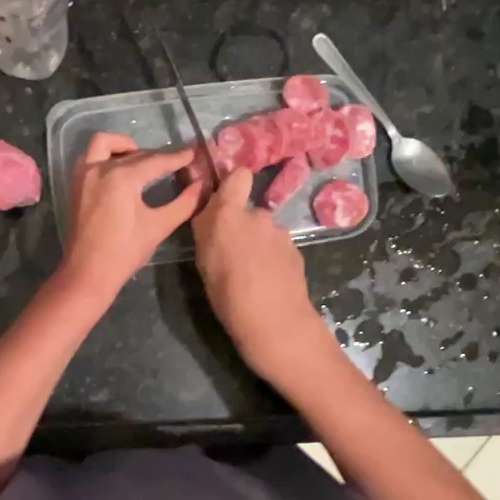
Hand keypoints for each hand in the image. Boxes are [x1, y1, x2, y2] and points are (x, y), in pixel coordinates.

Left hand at [61, 133, 203, 291]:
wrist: (88, 272)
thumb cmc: (125, 252)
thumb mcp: (159, 227)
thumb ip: (184, 203)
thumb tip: (201, 184)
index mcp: (123, 178)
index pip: (156, 161)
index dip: (177, 157)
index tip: (193, 153)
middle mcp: (101, 168)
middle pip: (136, 153)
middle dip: (156, 156)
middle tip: (174, 163)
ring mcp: (84, 174)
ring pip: (105, 144)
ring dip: (124, 145)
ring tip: (141, 159)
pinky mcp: (75, 183)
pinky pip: (90, 155)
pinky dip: (105, 154)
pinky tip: (119, 169)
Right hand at [192, 167, 330, 377]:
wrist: (275, 323)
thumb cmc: (228, 295)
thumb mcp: (204, 262)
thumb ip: (208, 232)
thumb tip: (210, 214)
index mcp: (229, 215)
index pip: (238, 176)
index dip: (233, 184)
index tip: (225, 201)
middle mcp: (258, 216)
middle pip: (249, 211)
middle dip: (242, 226)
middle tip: (233, 254)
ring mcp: (280, 233)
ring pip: (264, 231)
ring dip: (258, 244)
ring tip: (252, 274)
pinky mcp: (296, 250)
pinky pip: (277, 247)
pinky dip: (272, 259)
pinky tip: (269, 282)